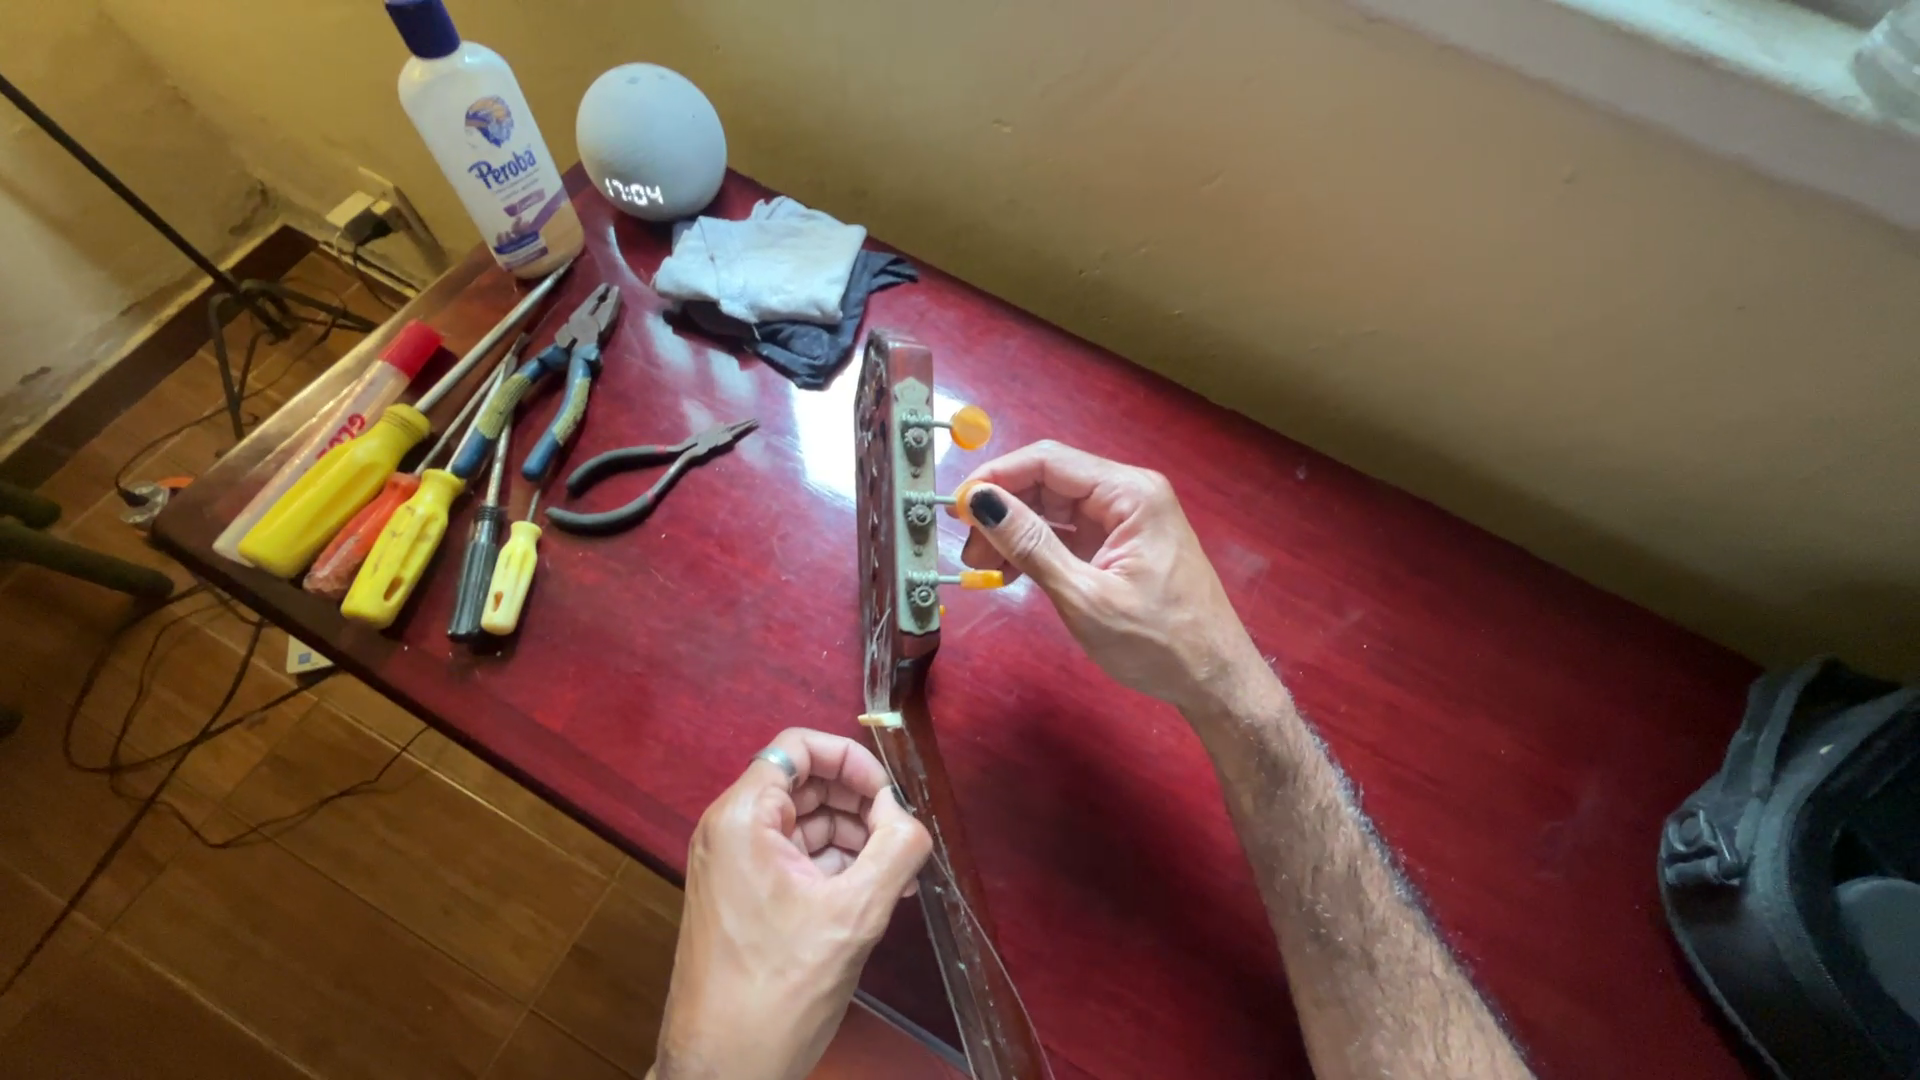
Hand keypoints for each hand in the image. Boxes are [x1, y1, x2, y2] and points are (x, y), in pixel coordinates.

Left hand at [655, 729, 930, 1079]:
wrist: (721, 1076)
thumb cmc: (779, 992)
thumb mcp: (853, 916)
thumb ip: (896, 851)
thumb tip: (912, 820)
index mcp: (745, 817)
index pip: (800, 746)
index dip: (851, 759)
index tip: (888, 796)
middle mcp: (733, 829)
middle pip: (807, 782)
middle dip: (861, 804)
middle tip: (903, 840)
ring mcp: (737, 862)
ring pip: (808, 821)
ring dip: (856, 837)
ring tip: (900, 873)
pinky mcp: (747, 893)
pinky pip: (799, 856)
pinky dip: (838, 864)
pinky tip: (877, 891)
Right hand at [959, 440, 1266, 714]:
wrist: (1213, 682)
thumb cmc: (1157, 643)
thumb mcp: (1085, 596)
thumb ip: (1031, 544)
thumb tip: (980, 501)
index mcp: (1130, 493)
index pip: (1048, 461)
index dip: (997, 477)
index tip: (957, 508)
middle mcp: (1128, 493)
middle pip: (1048, 481)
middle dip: (1003, 510)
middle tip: (969, 551)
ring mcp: (1124, 519)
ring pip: (1053, 508)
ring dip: (1015, 532)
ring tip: (984, 567)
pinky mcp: (1118, 544)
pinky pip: (1067, 533)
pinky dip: (1036, 549)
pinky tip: (1010, 573)